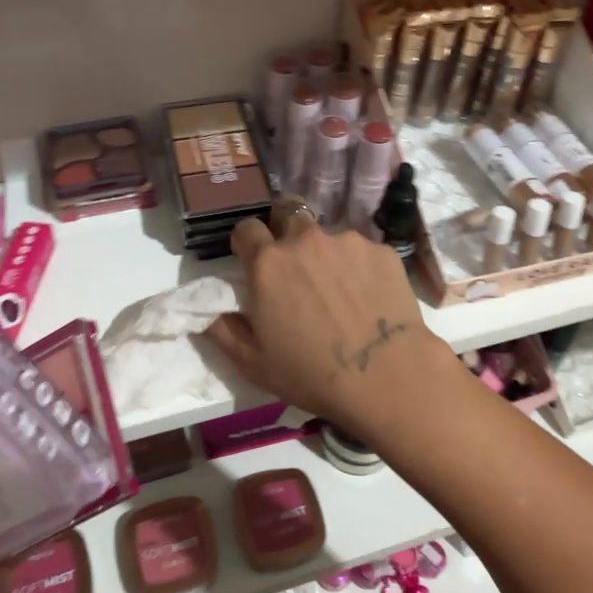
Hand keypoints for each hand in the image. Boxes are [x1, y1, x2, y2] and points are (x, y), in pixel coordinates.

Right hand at [203, 203, 455, 437]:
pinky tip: (368, 297)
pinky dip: (358, 267)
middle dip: (285, 233)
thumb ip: (222, 328)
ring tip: (338, 290)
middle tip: (294, 268)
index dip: (247, 243)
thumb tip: (205, 309)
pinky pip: (361, 250)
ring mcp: (347, 241)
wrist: (387, 377)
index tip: (253, 262)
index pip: (246, 228)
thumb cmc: (312, 373)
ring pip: (327, 235)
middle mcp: (305, 239)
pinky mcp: (382, 250)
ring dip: (324, 253)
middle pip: (287, 215)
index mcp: (268, 262)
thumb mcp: (252, 362)